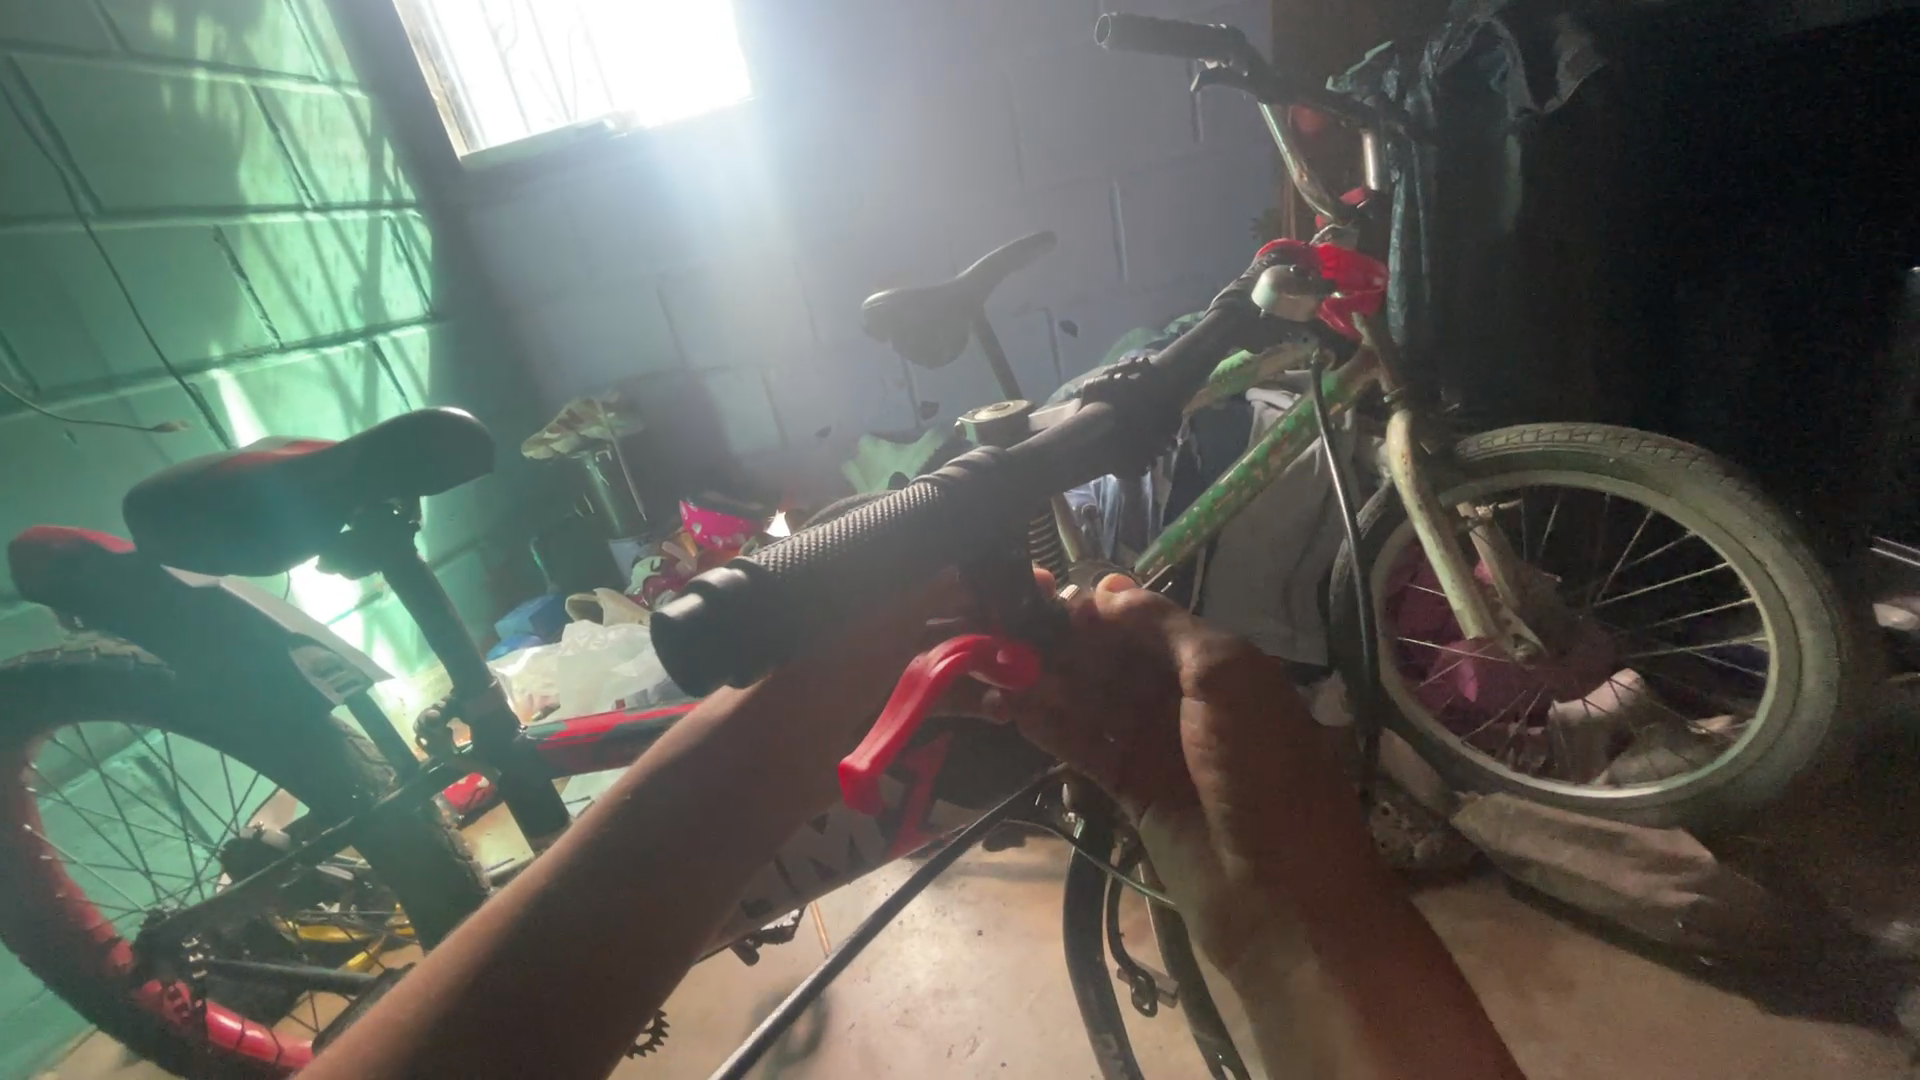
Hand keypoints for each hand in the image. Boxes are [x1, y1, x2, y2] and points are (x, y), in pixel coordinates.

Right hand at [984, 575, 1374, 976]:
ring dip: (1050, 683)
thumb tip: (1106, 587)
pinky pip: (1085, 746)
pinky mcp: (1130, 788)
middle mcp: (1183, 699)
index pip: (1146, 624)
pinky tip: (1012, 710)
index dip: (1100, 611)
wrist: (1280, 896)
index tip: (1049, 598)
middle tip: (1010, 634)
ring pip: (1093, 701)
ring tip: (999, 669)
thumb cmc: (1261, 769)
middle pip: (1113, 660)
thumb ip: (1164, 627)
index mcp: (1215, 665)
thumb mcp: (1227, 677)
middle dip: (1067, 645)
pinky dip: (1051, 728)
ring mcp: (1155, 745)